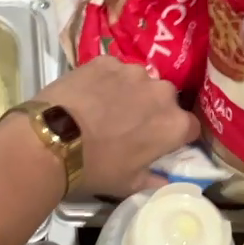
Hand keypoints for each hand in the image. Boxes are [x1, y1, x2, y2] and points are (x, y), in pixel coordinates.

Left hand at [35, 56, 200, 198]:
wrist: (52, 140)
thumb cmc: (96, 167)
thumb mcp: (128, 184)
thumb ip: (154, 180)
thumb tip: (166, 182)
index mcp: (174, 124)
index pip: (191, 127)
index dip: (177, 136)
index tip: (161, 143)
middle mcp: (162, 92)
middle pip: (166, 100)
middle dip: (153, 110)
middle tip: (130, 126)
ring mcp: (133, 72)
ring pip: (140, 81)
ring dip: (130, 93)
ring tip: (106, 108)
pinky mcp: (107, 60)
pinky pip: (114, 70)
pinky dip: (106, 80)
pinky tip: (89, 95)